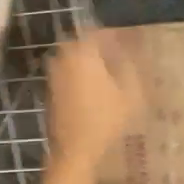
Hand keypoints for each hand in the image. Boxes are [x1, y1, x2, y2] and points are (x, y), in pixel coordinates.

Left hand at [46, 34, 138, 173]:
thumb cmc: (105, 121)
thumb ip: (131, 66)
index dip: (116, 36)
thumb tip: (132, 50)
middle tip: (120, 57)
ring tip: (110, 75)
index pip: (99, 31)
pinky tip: (96, 91)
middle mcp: (64, 57)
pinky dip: (81, 76)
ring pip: (75, 59)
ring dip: (91, 63)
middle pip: (85, 43)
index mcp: (83, 52)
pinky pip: (69, 74)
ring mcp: (54, 75)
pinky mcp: (51, 91)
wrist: (74, 152)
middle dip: (102, 48)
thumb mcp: (130, 93)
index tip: (130, 42)